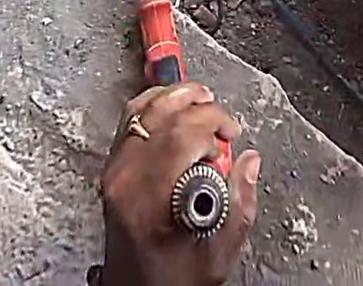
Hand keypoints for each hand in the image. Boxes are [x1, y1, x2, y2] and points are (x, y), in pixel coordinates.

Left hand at [100, 83, 261, 285]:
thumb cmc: (173, 278)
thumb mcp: (217, 253)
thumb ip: (240, 205)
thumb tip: (250, 160)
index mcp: (149, 200)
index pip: (181, 135)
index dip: (212, 124)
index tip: (231, 136)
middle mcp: (126, 177)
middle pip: (167, 116)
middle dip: (203, 109)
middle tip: (225, 124)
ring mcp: (115, 167)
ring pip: (147, 107)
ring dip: (179, 96)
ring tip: (205, 100)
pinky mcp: (113, 161)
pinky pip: (132, 114)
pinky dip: (156, 100)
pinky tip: (177, 104)